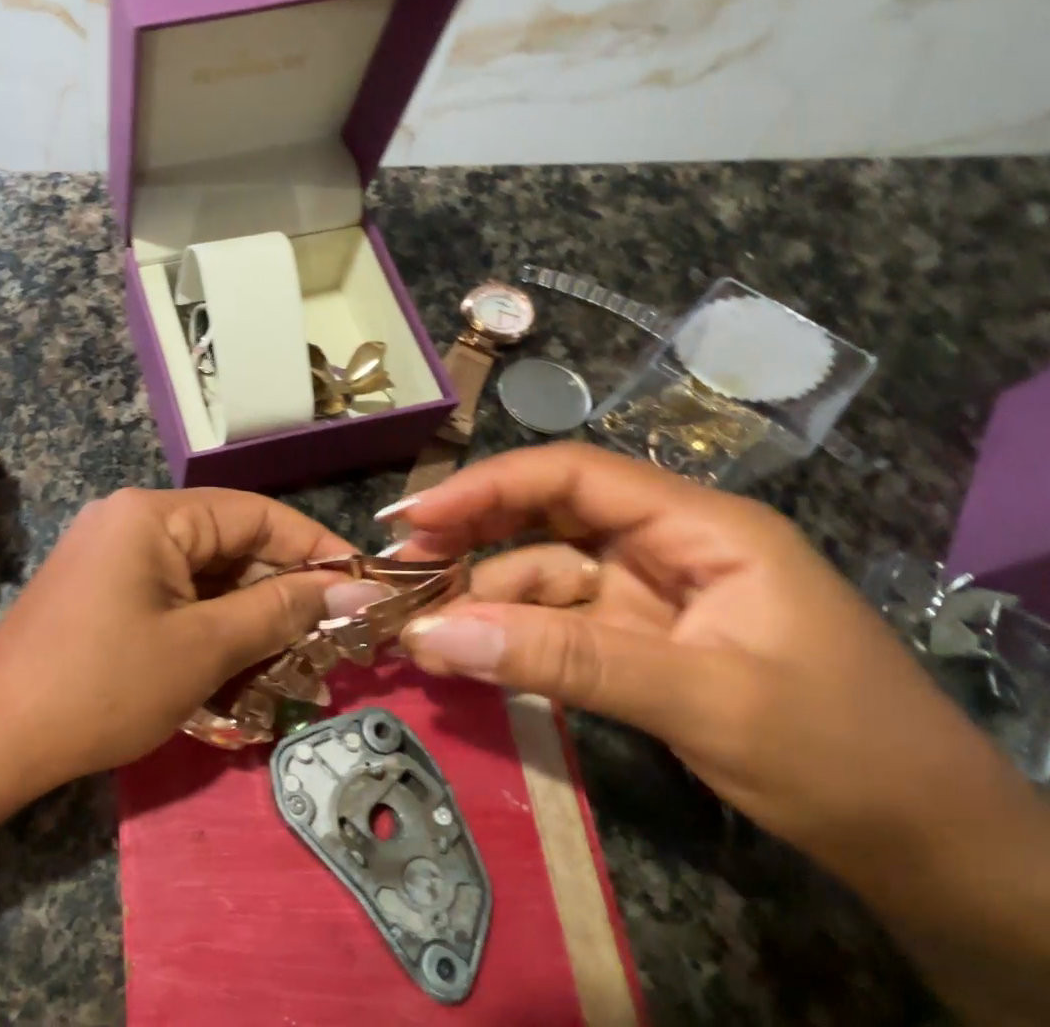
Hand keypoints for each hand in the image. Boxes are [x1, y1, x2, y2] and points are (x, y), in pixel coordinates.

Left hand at [0, 487, 383, 789]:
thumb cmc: (106, 688)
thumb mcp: (204, 648)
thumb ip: (280, 610)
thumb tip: (353, 588)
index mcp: (150, 515)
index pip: (255, 514)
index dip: (315, 550)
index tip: (363, 590)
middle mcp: (125, 520)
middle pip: (228, 544)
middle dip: (280, 593)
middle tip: (331, 642)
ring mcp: (106, 556)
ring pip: (200, 576)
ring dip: (246, 617)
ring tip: (293, 664)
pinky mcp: (96, 592)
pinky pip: (168, 596)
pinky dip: (205, 626)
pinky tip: (237, 666)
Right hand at [382, 443, 1024, 874]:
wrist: (923, 841)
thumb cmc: (838, 750)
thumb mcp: (699, 697)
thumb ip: (563, 659)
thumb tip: (433, 632)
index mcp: (701, 527)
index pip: (572, 477)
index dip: (484, 488)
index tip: (411, 522)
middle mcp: (666, 548)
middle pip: (545, 519)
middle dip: (469, 538)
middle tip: (395, 573)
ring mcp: (648, 599)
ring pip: (540, 578)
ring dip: (478, 601)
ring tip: (415, 635)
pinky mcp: (635, 646)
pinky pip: (552, 628)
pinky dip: (505, 641)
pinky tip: (460, 658)